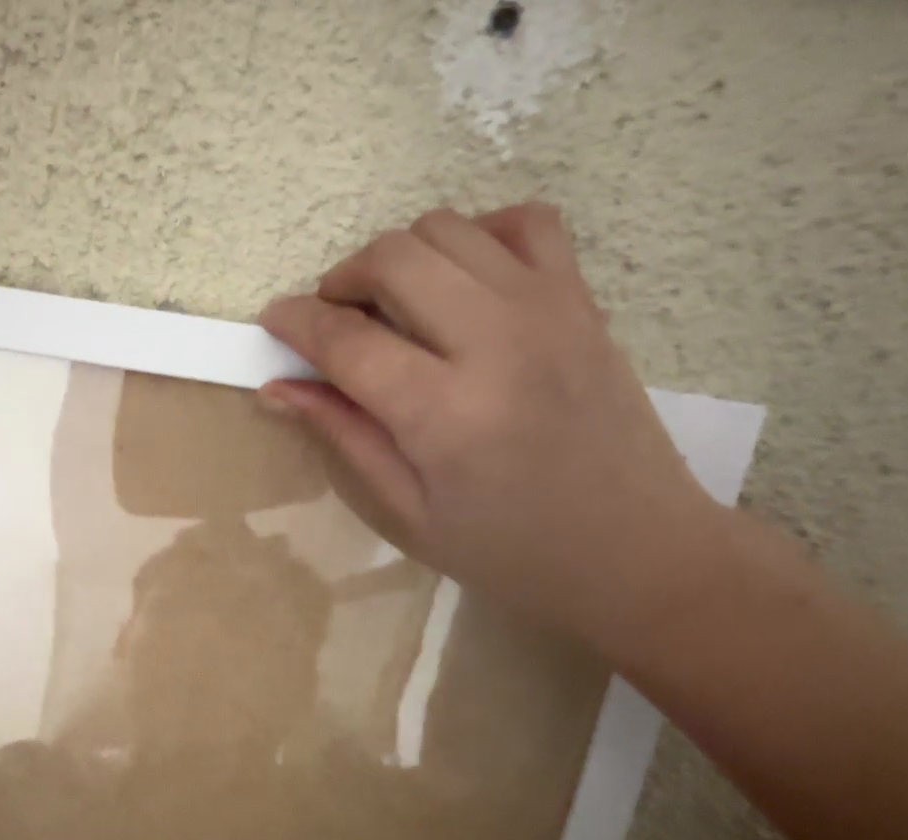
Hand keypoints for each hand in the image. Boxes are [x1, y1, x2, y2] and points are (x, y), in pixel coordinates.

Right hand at [259, 204, 734, 654]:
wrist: (636, 551)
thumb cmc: (509, 551)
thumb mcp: (407, 512)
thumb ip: (343, 436)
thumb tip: (279, 387)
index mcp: (444, 412)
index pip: (346, 339)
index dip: (294, 322)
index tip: (271, 321)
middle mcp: (496, 341)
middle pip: (393, 259)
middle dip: (342, 279)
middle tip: (332, 319)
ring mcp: (548, 309)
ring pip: (447, 229)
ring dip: (399, 255)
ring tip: (390, 303)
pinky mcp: (582, 300)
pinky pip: (524, 221)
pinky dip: (477, 234)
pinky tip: (461, 279)